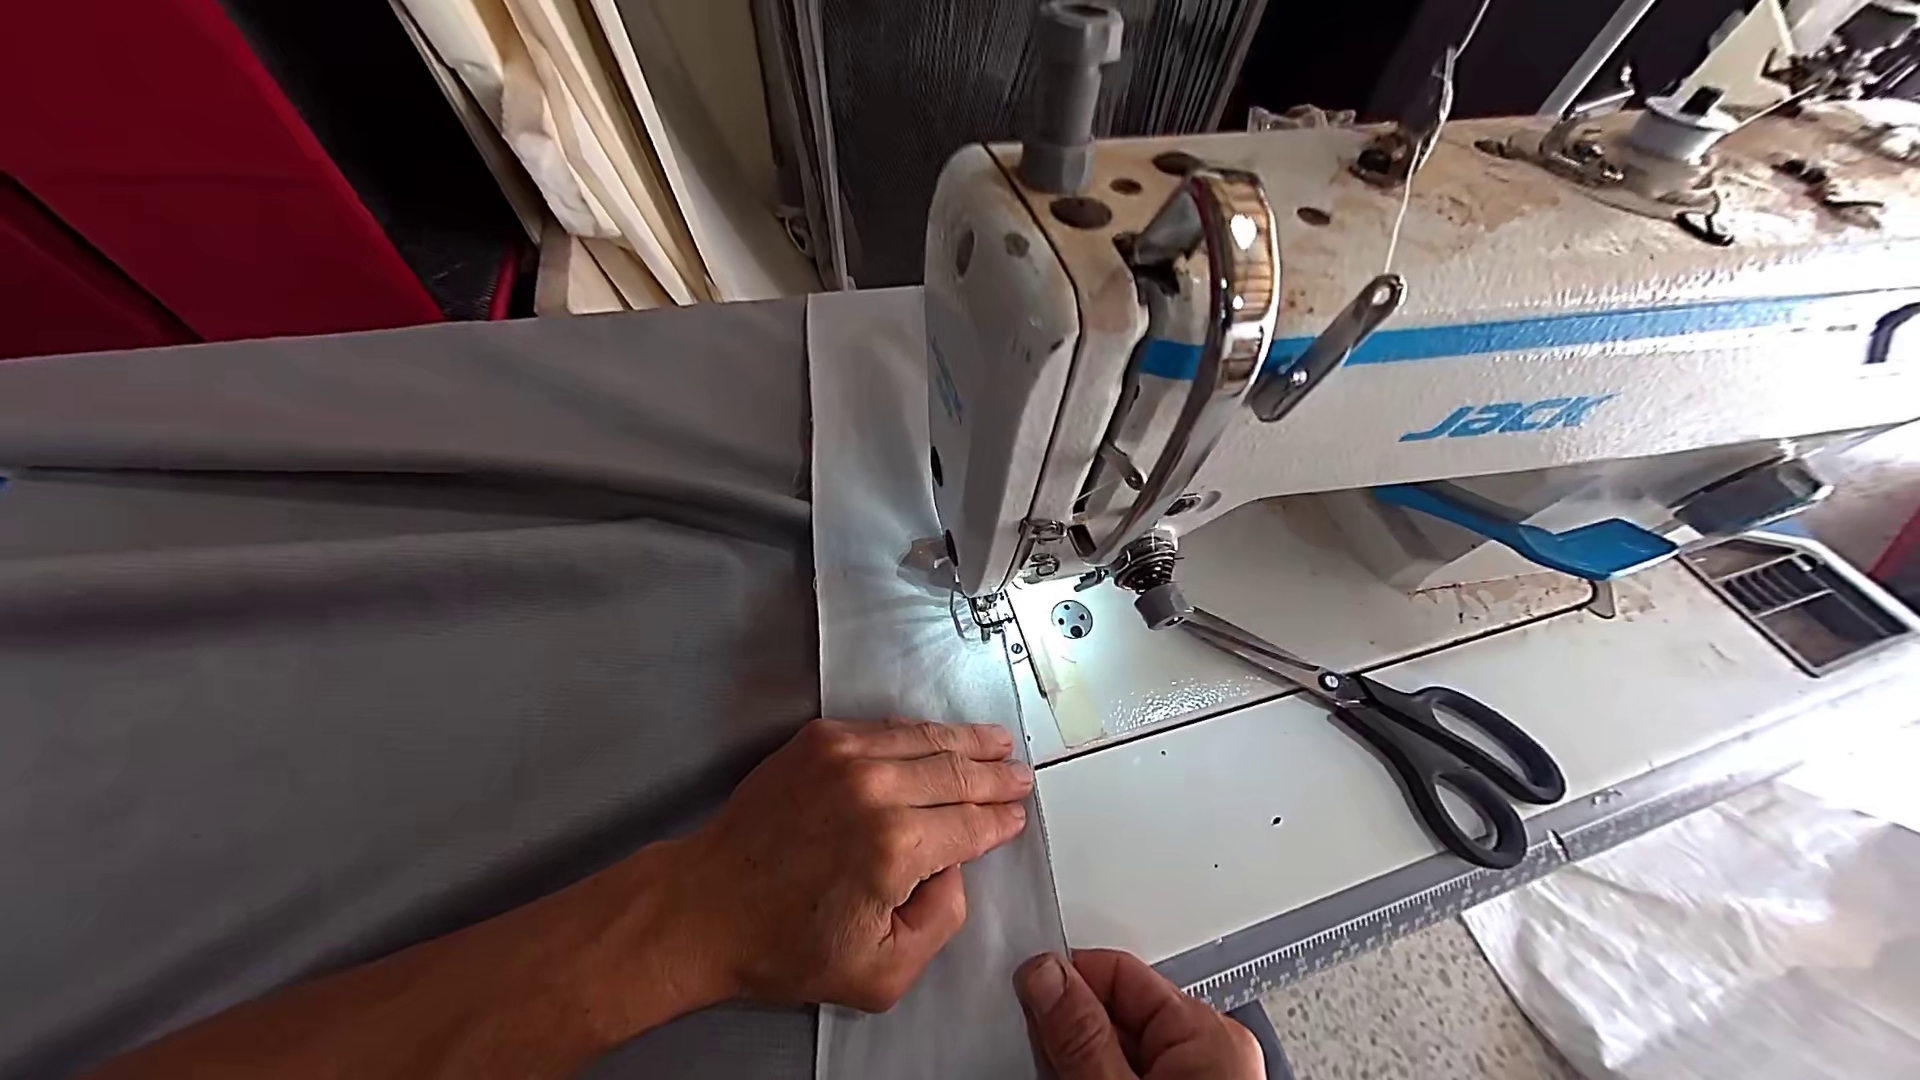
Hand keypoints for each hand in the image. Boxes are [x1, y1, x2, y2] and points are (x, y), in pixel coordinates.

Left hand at [676, 718, 1032, 1010]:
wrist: (709, 902)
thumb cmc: (786, 942)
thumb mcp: (881, 974)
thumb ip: (941, 920)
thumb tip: (955, 865)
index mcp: (896, 848)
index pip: (971, 824)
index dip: (1000, 819)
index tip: (1015, 814)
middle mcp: (875, 790)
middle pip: (958, 774)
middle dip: (997, 775)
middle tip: (1019, 774)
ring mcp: (846, 756)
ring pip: (928, 739)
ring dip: (969, 741)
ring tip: (996, 741)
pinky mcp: (822, 738)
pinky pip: (887, 727)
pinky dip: (920, 731)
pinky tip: (939, 734)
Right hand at [1017, 950, 1263, 1079]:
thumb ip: (1082, 1035)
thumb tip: (1044, 973)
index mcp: (1209, 1032)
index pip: (1117, 969)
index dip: (1065, 979)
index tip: (1027, 995)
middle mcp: (1214, 1050)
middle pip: (1116, 1007)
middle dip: (1071, 1022)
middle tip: (1039, 1051)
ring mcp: (1205, 1079)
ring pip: (1119, 1043)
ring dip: (1081, 1054)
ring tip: (1053, 1067)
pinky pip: (1133, 1068)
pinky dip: (1099, 1072)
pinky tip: (1074, 1077)